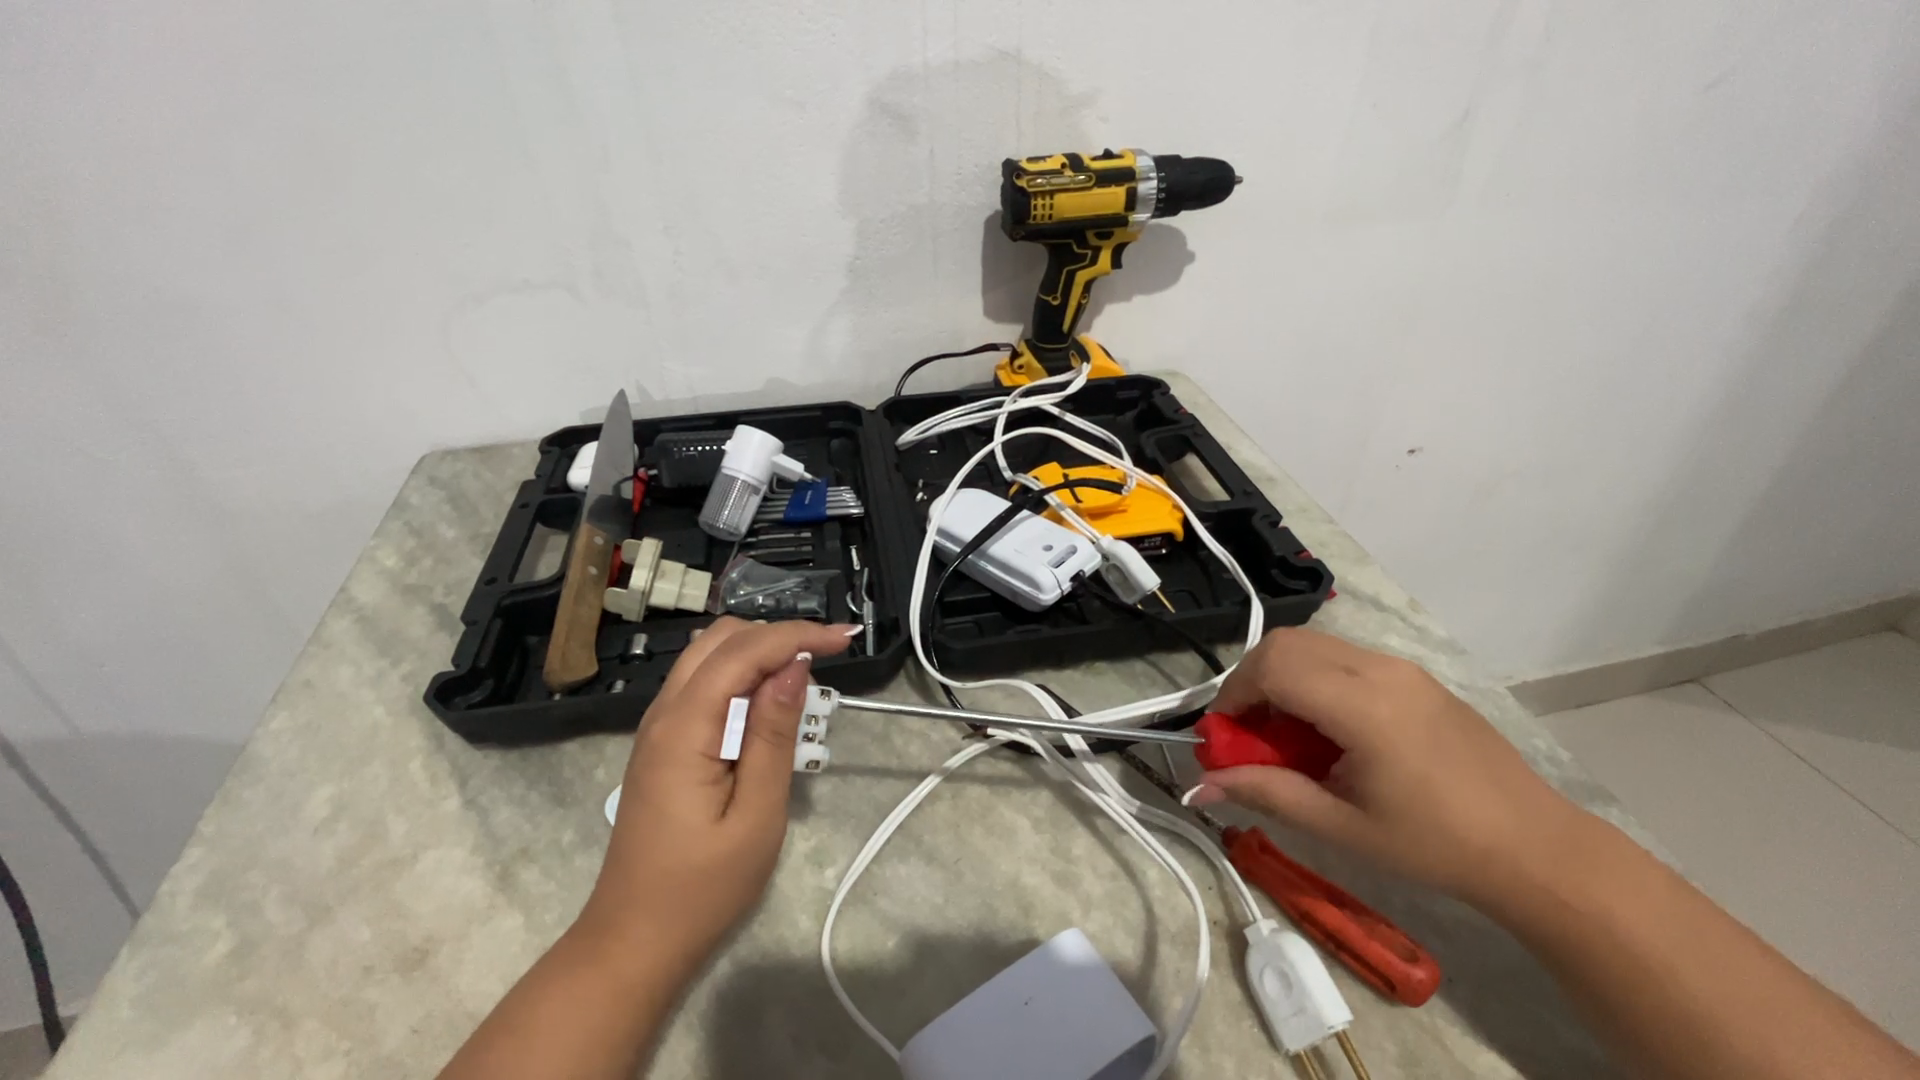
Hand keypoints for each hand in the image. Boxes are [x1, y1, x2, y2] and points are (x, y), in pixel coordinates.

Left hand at [575, 617, 855, 975]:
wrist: (635, 940)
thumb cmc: (703, 888)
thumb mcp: (756, 815)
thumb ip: (773, 735)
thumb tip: (795, 668)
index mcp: (683, 728)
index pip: (743, 652)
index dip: (797, 635)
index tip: (846, 639)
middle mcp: (663, 714)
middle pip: (720, 641)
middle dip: (777, 636)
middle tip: (828, 659)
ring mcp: (658, 729)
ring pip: (708, 658)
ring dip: (759, 654)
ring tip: (805, 681)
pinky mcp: (663, 746)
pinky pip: (702, 687)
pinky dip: (741, 678)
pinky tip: (770, 706)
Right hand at [1189, 628, 1582, 907]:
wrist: (1532, 845)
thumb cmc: (1434, 843)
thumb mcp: (1341, 825)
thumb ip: (1267, 793)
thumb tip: (1202, 785)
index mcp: (1362, 705)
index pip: (1271, 667)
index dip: (1233, 696)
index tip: (1223, 738)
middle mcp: (1380, 670)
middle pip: (1286, 645)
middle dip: (1250, 682)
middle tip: (1247, 734)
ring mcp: (1401, 668)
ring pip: (1314, 646)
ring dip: (1281, 679)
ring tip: (1284, 736)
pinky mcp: (1415, 677)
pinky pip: (1344, 659)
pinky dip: (1314, 681)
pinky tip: (1325, 731)